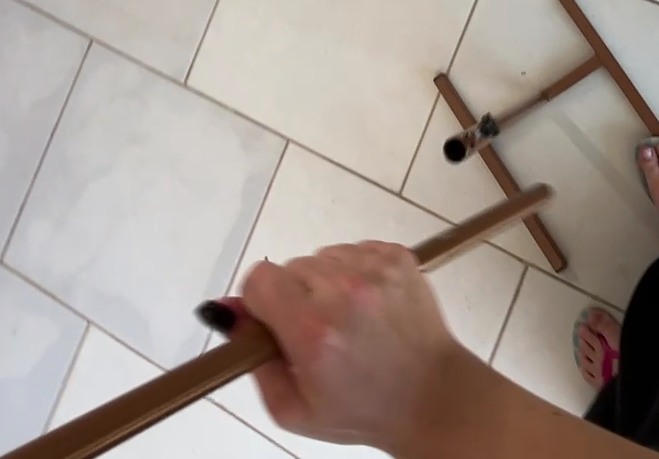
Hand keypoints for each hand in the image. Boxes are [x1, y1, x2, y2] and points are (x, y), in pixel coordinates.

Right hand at [239, 240, 469, 451]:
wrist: (430, 395)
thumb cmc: (359, 409)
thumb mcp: (292, 407)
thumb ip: (253, 358)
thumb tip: (228, 312)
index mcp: (313, 329)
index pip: (260, 279)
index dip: (259, 300)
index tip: (272, 320)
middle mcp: (343, 290)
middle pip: (291, 267)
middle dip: (294, 295)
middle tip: (316, 328)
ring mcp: (375, 268)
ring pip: (323, 255)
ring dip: (325, 281)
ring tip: (347, 317)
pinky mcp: (397, 255)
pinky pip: (355, 249)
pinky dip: (354, 270)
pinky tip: (368, 304)